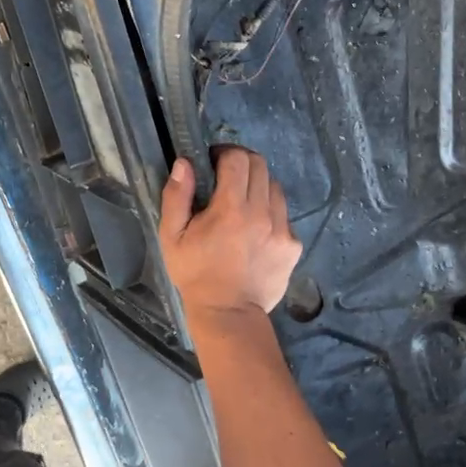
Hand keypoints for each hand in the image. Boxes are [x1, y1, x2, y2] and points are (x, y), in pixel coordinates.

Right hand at [159, 147, 300, 318]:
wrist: (229, 314)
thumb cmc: (195, 273)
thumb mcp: (172, 236)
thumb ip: (177, 196)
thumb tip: (184, 163)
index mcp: (230, 209)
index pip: (237, 159)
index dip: (224, 153)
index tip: (213, 162)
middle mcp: (262, 213)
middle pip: (260, 165)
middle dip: (242, 163)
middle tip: (226, 176)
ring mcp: (282, 229)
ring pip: (275, 187)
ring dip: (258, 185)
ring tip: (242, 203)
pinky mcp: (293, 245)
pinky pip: (284, 214)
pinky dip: (270, 211)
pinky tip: (255, 228)